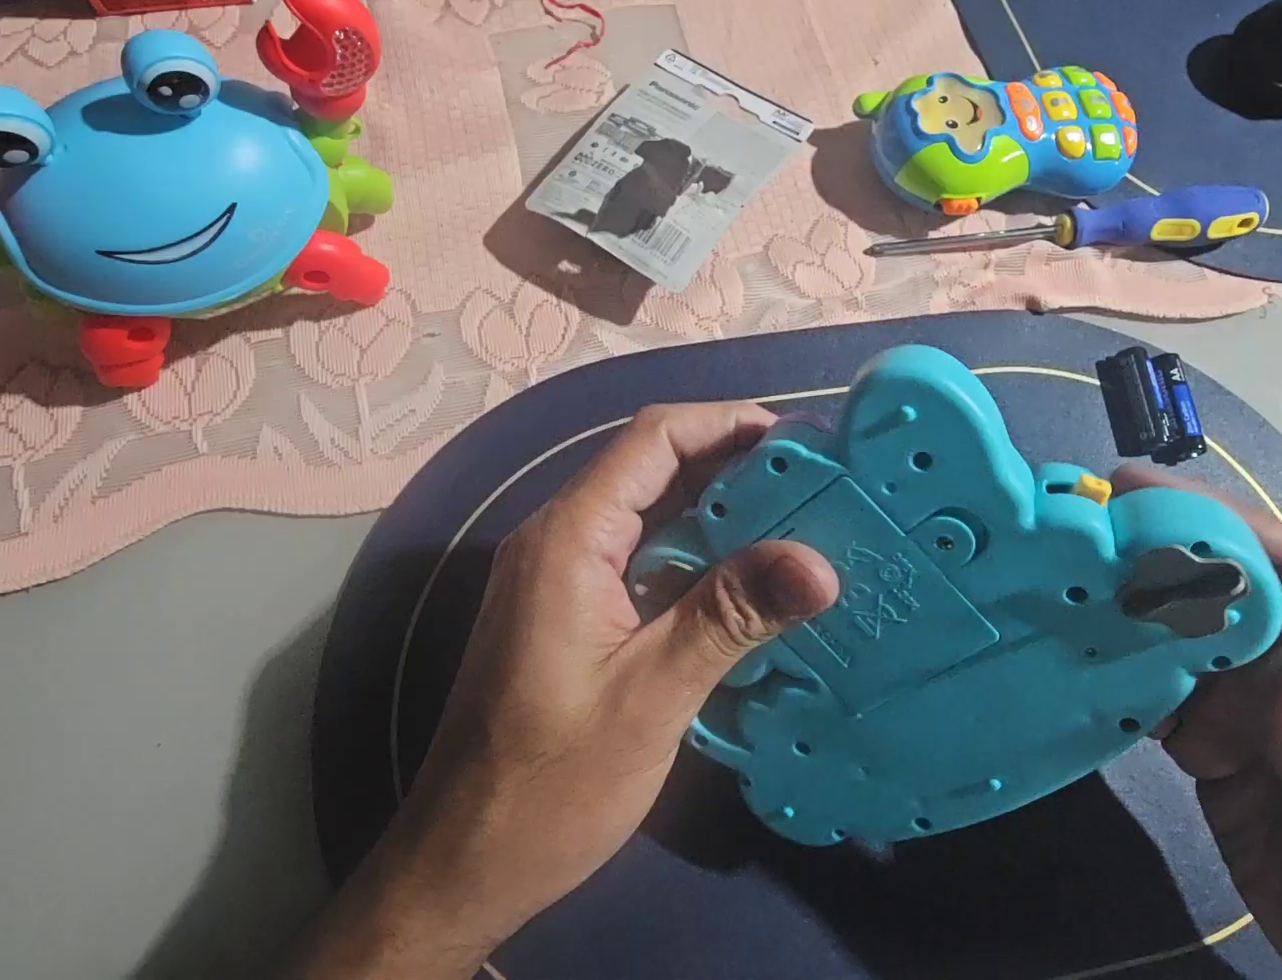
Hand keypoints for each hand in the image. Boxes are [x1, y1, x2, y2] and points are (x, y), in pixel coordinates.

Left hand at [286, 403, 839, 979]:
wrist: (464, 859)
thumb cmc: (550, 784)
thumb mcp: (651, 697)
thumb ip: (730, 617)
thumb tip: (818, 565)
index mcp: (569, 538)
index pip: (652, 440)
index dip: (727, 423)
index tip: (801, 439)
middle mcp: (559, 538)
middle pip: (652, 467)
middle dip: (734, 466)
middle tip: (817, 485)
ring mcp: (561, 574)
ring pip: (648, 512)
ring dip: (719, 510)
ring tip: (800, 525)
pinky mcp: (569, 608)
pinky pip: (639, 556)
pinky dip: (696, 554)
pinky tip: (747, 580)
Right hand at [1114, 465, 1281, 979]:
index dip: (1218, 521)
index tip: (1138, 491)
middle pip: (1226, 592)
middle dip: (1154, 557)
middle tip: (1074, 538)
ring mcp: (1260, 708)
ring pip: (1185, 636)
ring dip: (1128, 615)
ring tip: (1063, 594)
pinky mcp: (1220, 739)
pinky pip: (1166, 689)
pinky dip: (1124, 674)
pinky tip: (1085, 664)